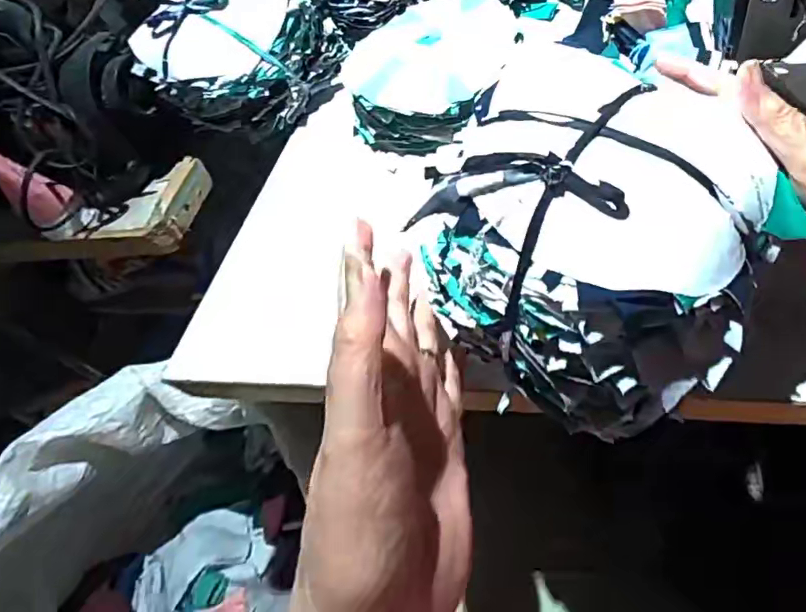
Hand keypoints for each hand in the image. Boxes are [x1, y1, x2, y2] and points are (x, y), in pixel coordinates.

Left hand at [295, 221, 470, 611]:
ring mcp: (420, 416)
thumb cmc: (358, 524)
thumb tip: (369, 290)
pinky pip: (451, 381)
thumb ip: (360, 365)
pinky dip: (452, 355)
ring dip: (422, 313)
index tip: (361, 230)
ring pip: (422, 348)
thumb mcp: (353, 438)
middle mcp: (389, 395)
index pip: (359, 317)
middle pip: (391, 326)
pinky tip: (451, 339)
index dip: (360, 273)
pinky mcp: (450, 437)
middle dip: (393, 283)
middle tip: (400, 242)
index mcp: (362, 389)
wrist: (387, 606)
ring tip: (427, 278)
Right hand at [654, 57, 805, 350]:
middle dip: (682, 115)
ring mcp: (773, 190)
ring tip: (646, 153)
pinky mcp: (771, 223)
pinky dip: (706, 199)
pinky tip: (679, 202)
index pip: (736, 96)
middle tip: (638, 112)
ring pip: (723, 166)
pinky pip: (732, 204)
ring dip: (688, 158)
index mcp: (789, 131)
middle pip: (722, 129)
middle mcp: (776, 155)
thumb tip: (744, 73)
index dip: (699, 79)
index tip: (659, 65)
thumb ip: (782, 125)